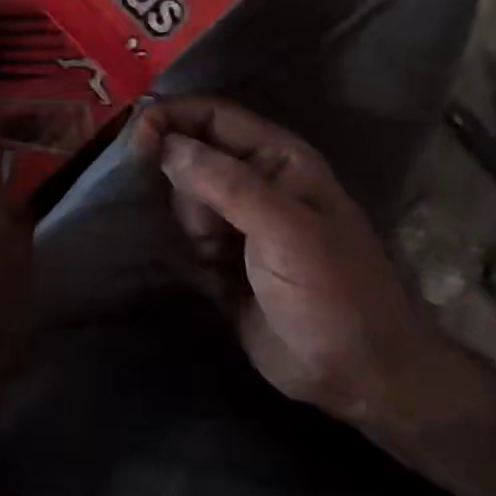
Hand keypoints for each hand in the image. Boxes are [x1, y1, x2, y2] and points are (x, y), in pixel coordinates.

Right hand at [134, 97, 469, 429]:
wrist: (362, 380)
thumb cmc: (336, 294)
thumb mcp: (287, 232)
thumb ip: (227, 184)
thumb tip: (165, 145)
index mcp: (275, 158)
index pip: (210, 115)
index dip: (171, 117)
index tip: (134, 138)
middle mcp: (251, 180)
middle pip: (187, 154)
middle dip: (177, 181)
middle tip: (200, 225)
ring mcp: (232, 220)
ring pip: (178, 196)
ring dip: (185, 222)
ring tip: (215, 259)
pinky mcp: (216, 257)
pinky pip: (177, 235)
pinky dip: (176, 247)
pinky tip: (205, 272)